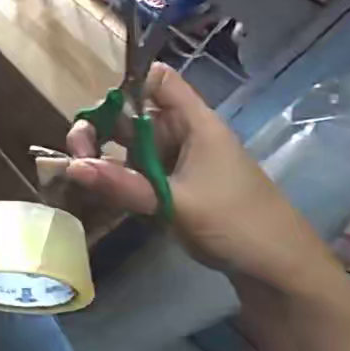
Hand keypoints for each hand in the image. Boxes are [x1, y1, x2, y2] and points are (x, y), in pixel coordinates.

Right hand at [64, 62, 331, 285]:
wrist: (278, 269)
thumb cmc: (238, 224)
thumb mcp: (177, 203)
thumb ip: (123, 185)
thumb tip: (71, 167)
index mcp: (193, 124)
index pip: (158, 80)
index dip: (125, 84)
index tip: (96, 111)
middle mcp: (180, 135)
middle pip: (129, 114)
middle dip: (97, 127)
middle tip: (76, 154)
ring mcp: (173, 161)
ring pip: (125, 144)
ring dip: (99, 155)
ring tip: (79, 174)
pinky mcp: (168, 185)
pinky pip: (131, 170)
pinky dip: (111, 175)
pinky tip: (95, 189)